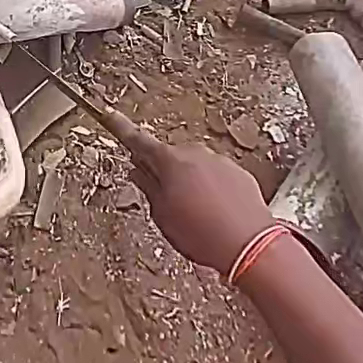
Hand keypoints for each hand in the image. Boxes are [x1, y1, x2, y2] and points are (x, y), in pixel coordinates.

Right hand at [126, 129, 275, 271]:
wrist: (252, 247)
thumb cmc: (201, 233)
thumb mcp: (162, 214)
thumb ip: (148, 187)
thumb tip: (137, 171)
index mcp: (170, 161)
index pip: (138, 140)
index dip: (121, 128)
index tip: (110, 115)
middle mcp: (194, 153)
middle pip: (169, 156)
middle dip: (164, 172)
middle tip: (167, 201)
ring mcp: (219, 161)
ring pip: (194, 166)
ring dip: (191, 182)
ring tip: (198, 215)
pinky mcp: (239, 174)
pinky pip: (217, 176)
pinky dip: (213, 189)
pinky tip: (217, 213)